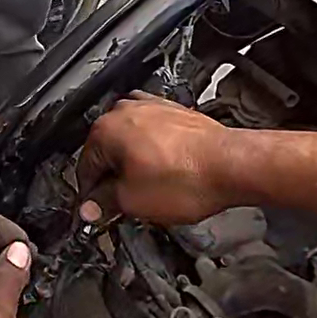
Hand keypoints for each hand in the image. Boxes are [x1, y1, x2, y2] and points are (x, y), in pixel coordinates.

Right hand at [76, 94, 245, 225]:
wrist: (232, 164)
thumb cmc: (187, 177)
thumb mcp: (134, 201)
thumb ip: (104, 202)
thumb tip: (90, 207)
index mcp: (104, 130)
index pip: (84, 167)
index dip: (90, 195)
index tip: (98, 210)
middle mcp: (122, 111)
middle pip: (105, 150)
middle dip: (113, 176)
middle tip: (126, 203)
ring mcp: (148, 107)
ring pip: (128, 139)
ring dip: (132, 161)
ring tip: (150, 186)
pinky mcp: (171, 110)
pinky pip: (150, 131)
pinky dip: (151, 147)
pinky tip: (164, 166)